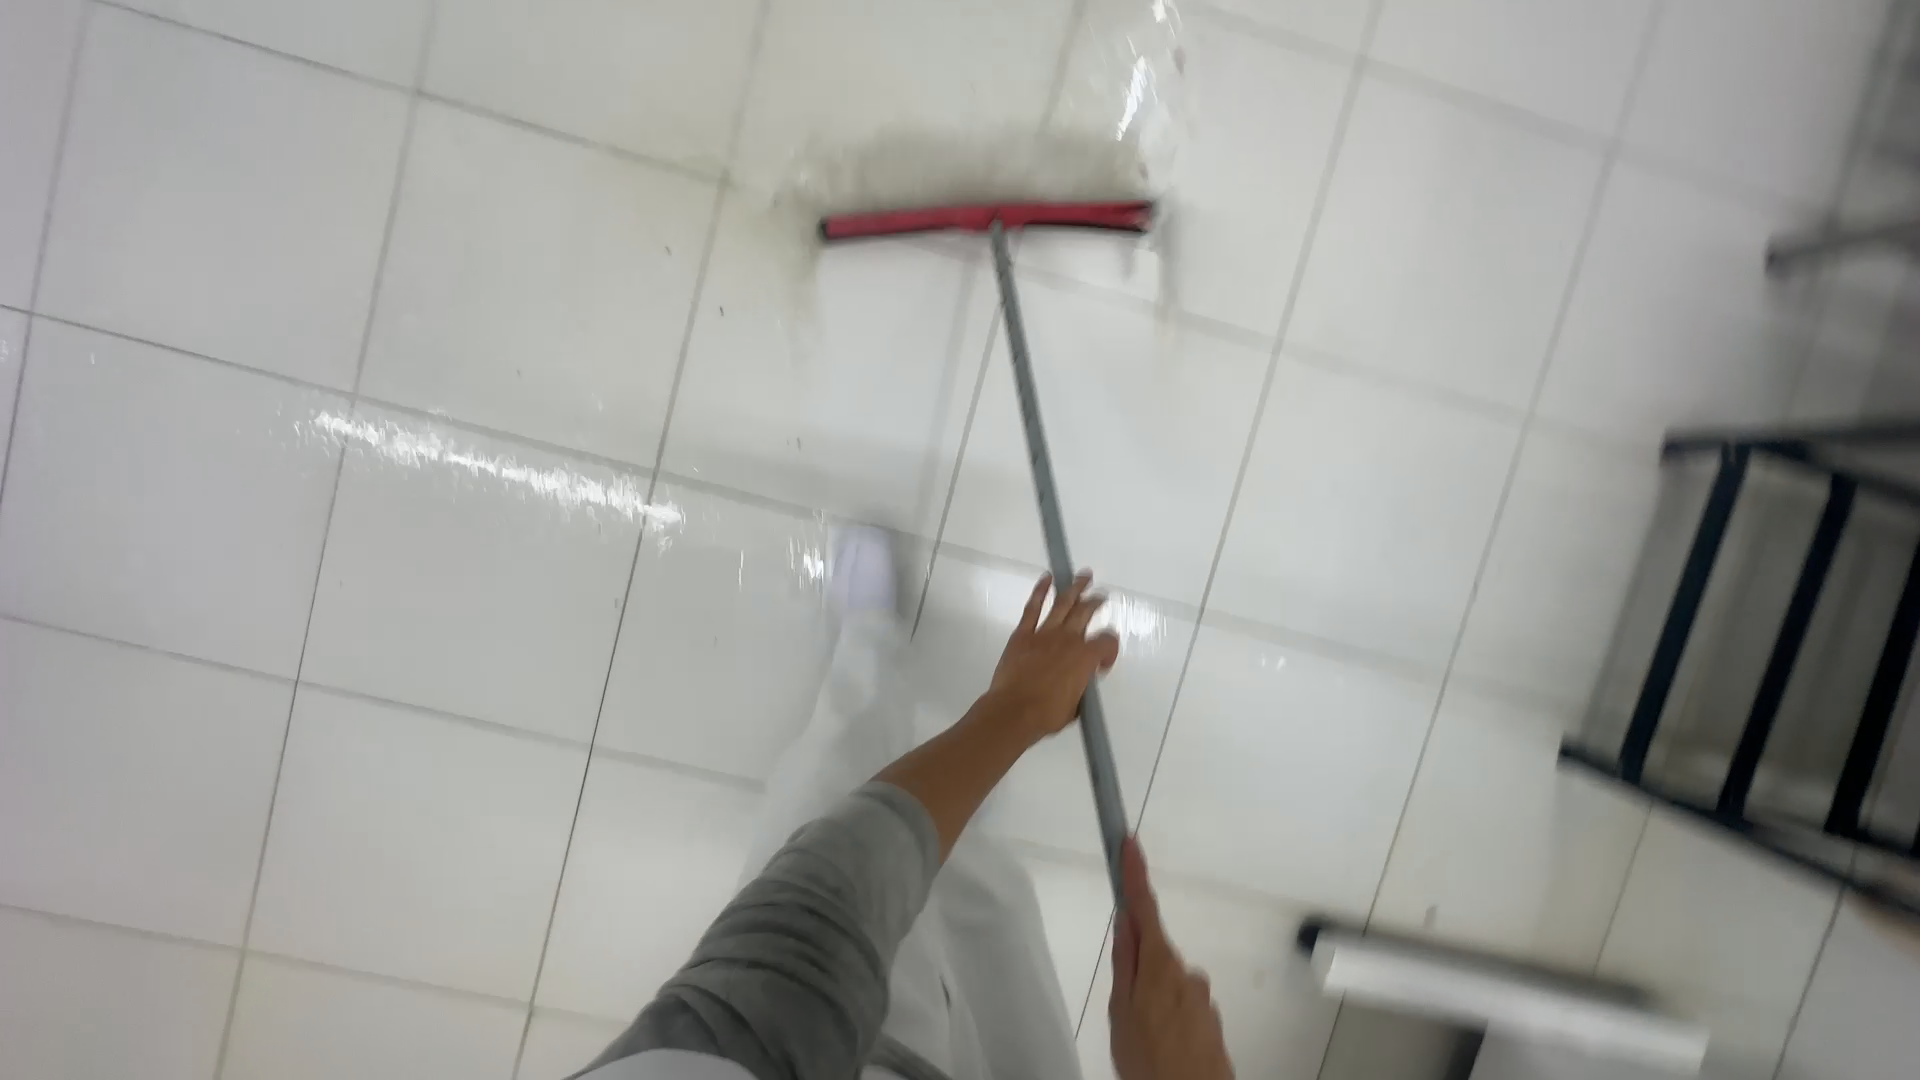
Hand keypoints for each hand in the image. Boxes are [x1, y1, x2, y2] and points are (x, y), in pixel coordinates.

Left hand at [982, 572, 1120, 740]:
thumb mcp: (1077, 705)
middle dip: (1096, 602)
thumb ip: (1082, 686)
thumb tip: (1080, 682)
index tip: (1103, 661)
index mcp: (1086, 658)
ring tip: (1084, 576)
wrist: (1014, 711)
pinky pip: (1033, 607)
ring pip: (1064, 603)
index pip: (1107, 642)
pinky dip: (1040, 590)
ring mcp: (1045, 633)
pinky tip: (1047, 578)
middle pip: (1087, 612)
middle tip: (1101, 596)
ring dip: (1075, 587)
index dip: (1110, 649)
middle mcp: (1069, 639)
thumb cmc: (1047, 714)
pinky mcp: (1023, 633)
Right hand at [1110, 838, 1232, 1079]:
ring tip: (1142, 1042)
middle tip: (1124, 1012)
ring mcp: (1203, 999)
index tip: (1130, 840)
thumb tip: (1125, 919)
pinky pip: (1182, 1010)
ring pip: (1167, 986)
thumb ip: (1123, 962)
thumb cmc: (1147, 1060)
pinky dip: (1169, 1022)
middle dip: (1137, 970)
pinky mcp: (1212, 1024)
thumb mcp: (1120, 1011)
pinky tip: (1161, 1050)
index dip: (1134, 873)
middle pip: (1154, 954)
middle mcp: (1187, 973)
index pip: (1144, 907)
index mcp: (1159, 965)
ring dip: (1153, 1003)